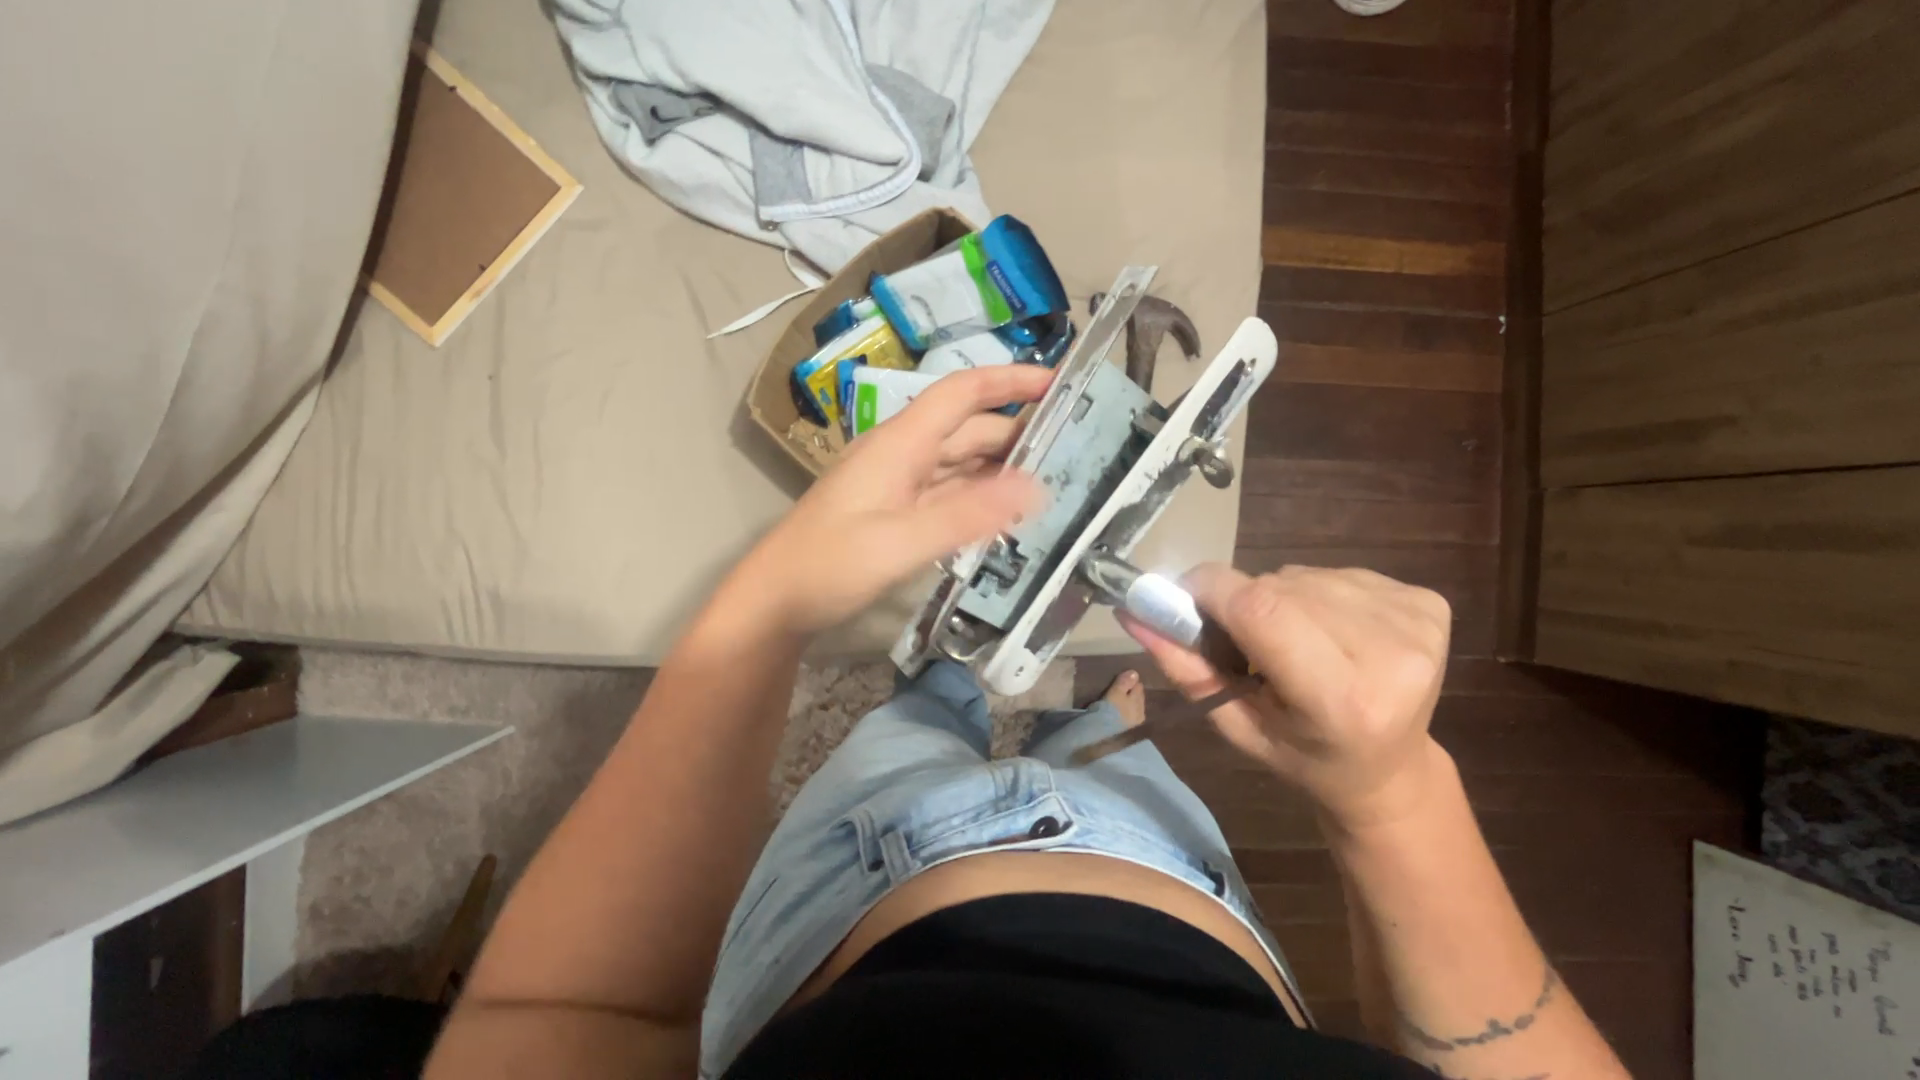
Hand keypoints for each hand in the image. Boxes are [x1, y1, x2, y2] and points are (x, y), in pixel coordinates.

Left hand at [734, 364, 1051, 637]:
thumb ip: (966, 515)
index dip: (1007, 381)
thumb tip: (1037, 489)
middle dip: (1016, 429)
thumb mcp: (898, 542)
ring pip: (959, 462)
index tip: (1057, 381)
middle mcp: (901, 455)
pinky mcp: (895, 512)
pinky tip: (1006, 512)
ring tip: (1052, 476)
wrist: (774, 600)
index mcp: (900, 444)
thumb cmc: (828, 565)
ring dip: (1000, 464)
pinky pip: (947, 492)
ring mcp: (897, 484)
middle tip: (1073, 444)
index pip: (961, 393)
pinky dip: (979, 495)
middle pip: (966, 428)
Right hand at [1130, 564, 1452, 830]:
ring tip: (1292, 641)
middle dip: (1244, 601)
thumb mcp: (1236, 727)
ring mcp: (1416, 624)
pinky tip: (1329, 632)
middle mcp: (1391, 655)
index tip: (1185, 597)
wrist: (1392, 769)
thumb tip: (1130, 610)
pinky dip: (1318, 594)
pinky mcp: (1430, 603)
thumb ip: (1185, 669)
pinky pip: (1340, 573)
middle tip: (1242, 639)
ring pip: (1306, 575)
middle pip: (1280, 587)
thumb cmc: (1304, 757)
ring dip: (1282, 598)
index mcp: (1344, 701)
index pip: (1261, 610)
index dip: (1211, 591)